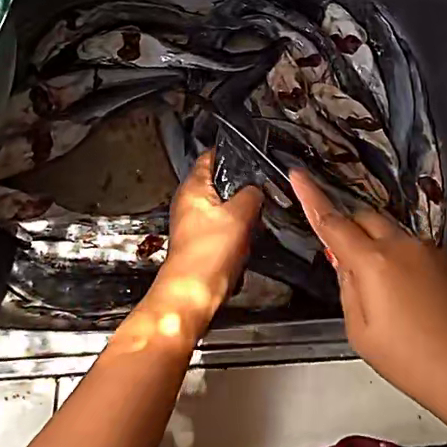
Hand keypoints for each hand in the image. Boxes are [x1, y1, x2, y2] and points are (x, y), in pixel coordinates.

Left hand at [153, 149, 262, 316]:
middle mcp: (188, 203)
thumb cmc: (208, 254)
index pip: (210, 157)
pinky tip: (246, 239)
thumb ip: (252, 194)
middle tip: (259, 190)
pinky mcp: (202, 243)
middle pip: (219, 183)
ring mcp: (193, 223)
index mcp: (192, 188)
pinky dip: (236, 231)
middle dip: (240, 187)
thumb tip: (256, 190)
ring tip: (253, 218)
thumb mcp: (240, 214)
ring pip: (224, 207)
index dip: (229, 152)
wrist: (194, 293)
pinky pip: (223, 229)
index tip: (248, 152)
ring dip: (240, 212)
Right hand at [290, 170, 446, 406]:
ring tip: (381, 295)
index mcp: (373, 262)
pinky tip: (407, 298)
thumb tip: (347, 266)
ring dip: (375, 247)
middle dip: (349, 230)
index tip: (298, 175)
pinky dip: (399, 260)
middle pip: (364, 218)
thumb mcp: (361, 333)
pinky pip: (412, 248)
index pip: (332, 220)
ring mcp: (428, 251)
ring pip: (390, 233)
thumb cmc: (415, 361)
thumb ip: (347, 289)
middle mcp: (402, 246)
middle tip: (344, 264)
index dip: (311, 196)